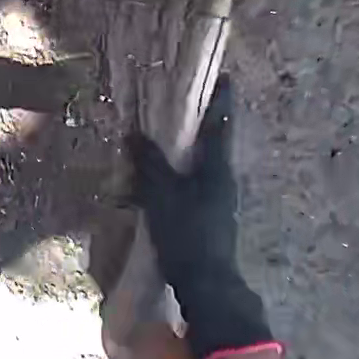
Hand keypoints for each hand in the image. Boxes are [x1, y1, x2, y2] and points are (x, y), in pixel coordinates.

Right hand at [129, 81, 277, 358]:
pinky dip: (181, 169)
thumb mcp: (161, 193)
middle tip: (185, 100)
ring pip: (204, 161)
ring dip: (189, 146)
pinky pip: (195, 180)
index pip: (222, 124)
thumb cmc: (186, 231)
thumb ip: (149, 161)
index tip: (225, 76)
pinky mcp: (210, 212)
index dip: (222, 100)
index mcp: (217, 167)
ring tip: (167, 134)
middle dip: (203, 120)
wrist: (206, 282)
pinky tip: (161, 175)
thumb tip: (134, 133)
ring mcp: (220, 197)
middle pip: (215, 140)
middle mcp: (224, 178)